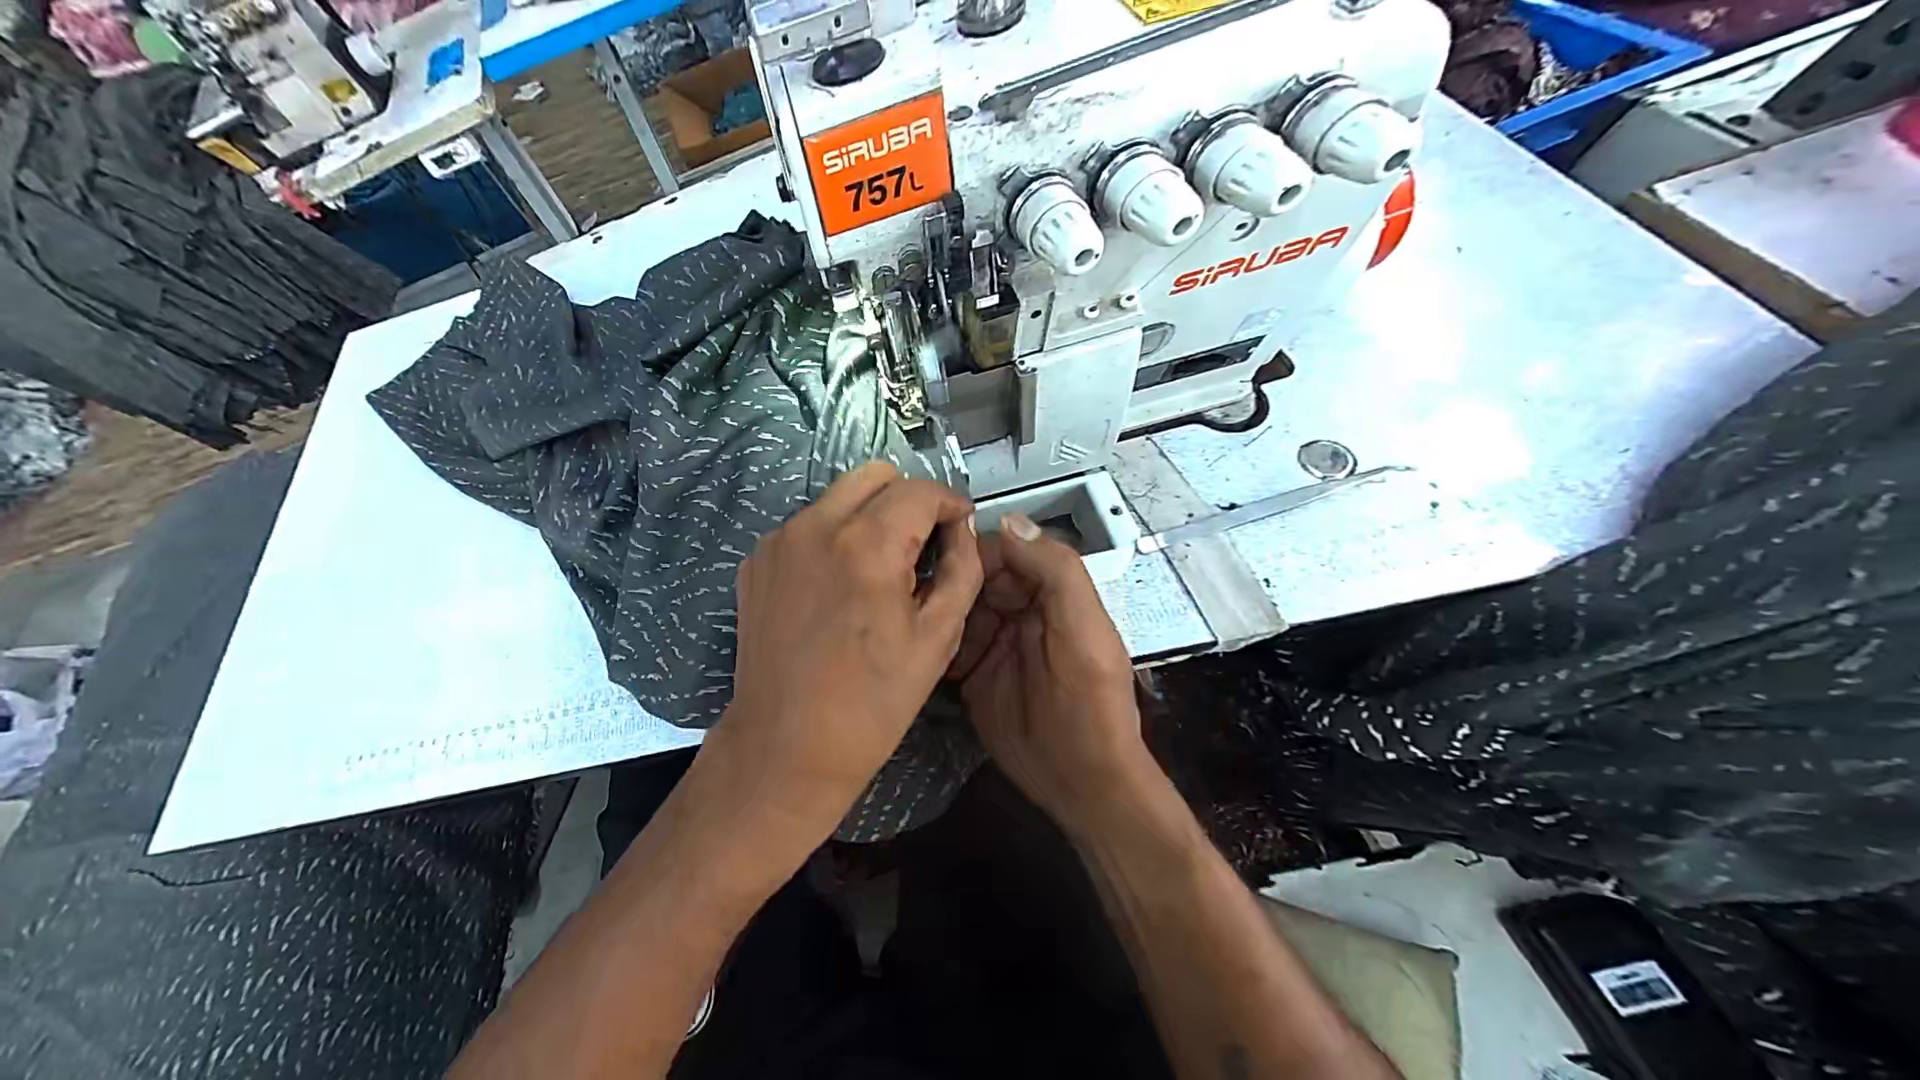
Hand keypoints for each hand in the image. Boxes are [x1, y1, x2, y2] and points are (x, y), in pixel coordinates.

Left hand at [713, 462, 982, 837]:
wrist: (786, 746)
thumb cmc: (872, 702)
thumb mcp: (939, 636)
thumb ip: (962, 568)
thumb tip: (961, 530)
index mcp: (867, 546)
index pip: (921, 490)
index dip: (951, 503)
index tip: (961, 525)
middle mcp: (816, 527)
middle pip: (876, 476)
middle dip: (910, 499)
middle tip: (923, 545)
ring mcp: (779, 541)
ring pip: (839, 496)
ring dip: (871, 516)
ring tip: (882, 569)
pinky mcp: (757, 560)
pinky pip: (808, 525)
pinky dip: (834, 538)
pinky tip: (841, 586)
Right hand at [949, 513, 1151, 833]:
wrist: (1082, 782)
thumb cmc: (1091, 703)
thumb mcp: (1084, 631)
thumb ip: (1056, 572)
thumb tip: (1009, 520)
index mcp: (1052, 595)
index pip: (1008, 554)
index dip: (977, 553)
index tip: (943, 559)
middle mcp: (1021, 613)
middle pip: (977, 580)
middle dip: (951, 582)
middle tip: (920, 594)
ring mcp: (995, 645)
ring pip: (958, 611)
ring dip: (939, 613)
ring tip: (915, 619)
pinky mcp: (975, 677)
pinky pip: (949, 648)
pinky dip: (935, 645)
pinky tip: (920, 648)